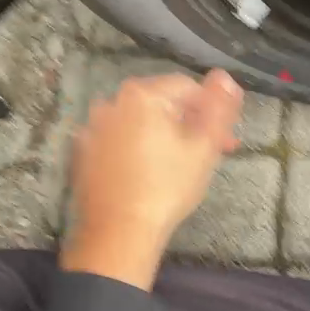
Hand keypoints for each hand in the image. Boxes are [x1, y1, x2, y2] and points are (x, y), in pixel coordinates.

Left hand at [59, 69, 245, 288]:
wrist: (119, 233)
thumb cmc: (167, 187)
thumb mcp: (204, 147)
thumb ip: (219, 107)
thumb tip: (225, 77)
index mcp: (143, 95)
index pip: (188, 88)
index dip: (212, 111)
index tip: (225, 140)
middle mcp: (112, 102)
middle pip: (162, 103)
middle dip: (190, 124)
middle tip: (210, 154)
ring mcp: (93, 128)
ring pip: (140, 122)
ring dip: (164, 136)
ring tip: (181, 165)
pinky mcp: (83, 153)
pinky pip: (119, 141)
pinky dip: (137, 149)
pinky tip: (149, 174)